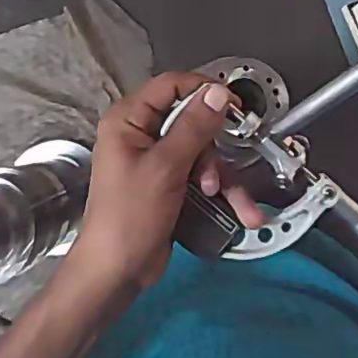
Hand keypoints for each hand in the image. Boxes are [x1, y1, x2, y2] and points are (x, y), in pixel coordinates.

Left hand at [63, 72, 245, 293]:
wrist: (117, 272)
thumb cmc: (130, 216)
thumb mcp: (166, 167)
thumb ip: (194, 127)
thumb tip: (218, 92)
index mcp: (128, 119)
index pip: (170, 85)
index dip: (204, 90)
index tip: (234, 104)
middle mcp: (139, 133)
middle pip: (190, 121)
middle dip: (211, 149)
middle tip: (216, 172)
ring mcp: (154, 159)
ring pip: (200, 151)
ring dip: (219, 175)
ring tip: (220, 197)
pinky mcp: (168, 182)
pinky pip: (199, 174)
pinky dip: (219, 191)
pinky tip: (240, 210)